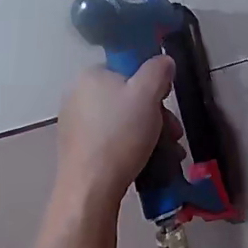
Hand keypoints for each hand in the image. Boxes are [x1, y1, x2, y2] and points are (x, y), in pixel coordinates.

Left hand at [53, 56, 175, 207]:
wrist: (91, 187)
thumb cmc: (120, 135)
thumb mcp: (148, 94)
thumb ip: (158, 71)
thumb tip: (163, 61)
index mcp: (90, 75)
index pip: (128, 69)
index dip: (152, 84)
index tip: (166, 103)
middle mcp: (77, 95)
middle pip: (127, 96)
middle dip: (155, 114)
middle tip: (172, 133)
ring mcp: (75, 124)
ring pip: (122, 120)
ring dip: (148, 132)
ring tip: (167, 152)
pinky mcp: (77, 148)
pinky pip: (111, 139)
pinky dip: (131, 146)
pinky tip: (147, 161)